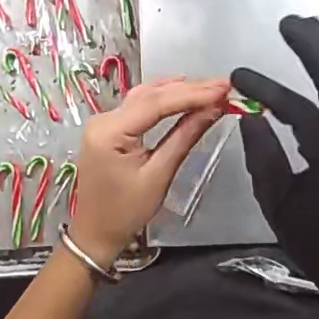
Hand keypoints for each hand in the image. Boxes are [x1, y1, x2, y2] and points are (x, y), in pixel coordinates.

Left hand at [69, 75, 228, 264]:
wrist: (94, 233)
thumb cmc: (125, 212)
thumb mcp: (159, 175)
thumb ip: (184, 137)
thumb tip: (212, 110)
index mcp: (109, 132)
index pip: (156, 103)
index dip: (192, 93)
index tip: (223, 88)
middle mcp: (103, 120)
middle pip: (150, 95)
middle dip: (188, 88)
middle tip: (224, 85)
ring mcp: (103, 122)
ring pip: (144, 96)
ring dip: (176, 90)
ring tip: (210, 87)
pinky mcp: (107, 129)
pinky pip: (137, 106)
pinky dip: (162, 99)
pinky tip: (182, 93)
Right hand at [232, 16, 318, 318]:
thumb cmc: (312, 238)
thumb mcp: (278, 202)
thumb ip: (264, 157)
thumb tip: (249, 117)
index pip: (299, 111)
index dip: (267, 91)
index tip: (238, 77)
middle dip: (316, 49)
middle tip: (290, 22)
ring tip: (304, 32)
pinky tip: (314, 70)